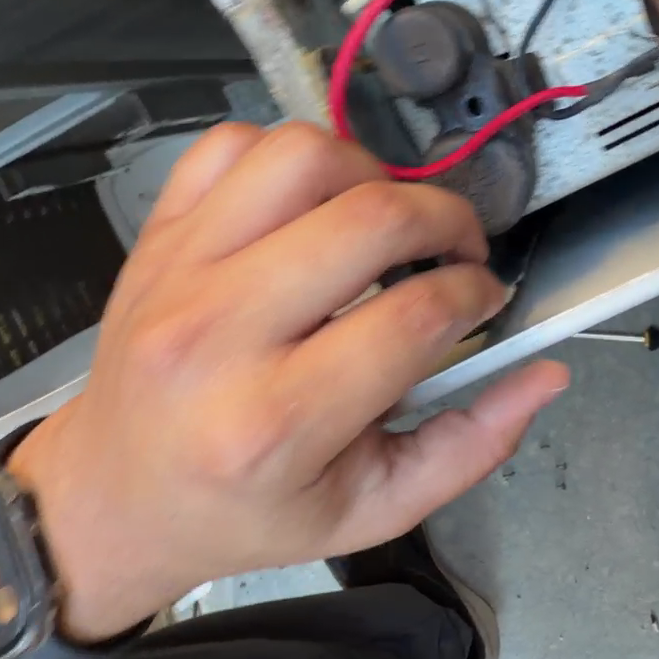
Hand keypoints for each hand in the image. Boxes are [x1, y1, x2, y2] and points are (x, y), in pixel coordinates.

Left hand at [8, 123, 570, 640]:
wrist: (112, 495)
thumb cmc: (246, 512)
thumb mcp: (370, 510)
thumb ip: (470, 447)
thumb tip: (545, 374)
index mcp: (275, 422)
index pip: (414, 317)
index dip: (476, 293)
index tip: (485, 296)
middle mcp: (218, 333)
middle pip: (370, 219)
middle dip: (446, 220)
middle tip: (458, 249)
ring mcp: (178, 269)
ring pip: (302, 156)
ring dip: (371, 173)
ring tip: (386, 219)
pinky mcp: (158, 234)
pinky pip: (232, 146)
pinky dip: (291, 157)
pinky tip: (312, 204)